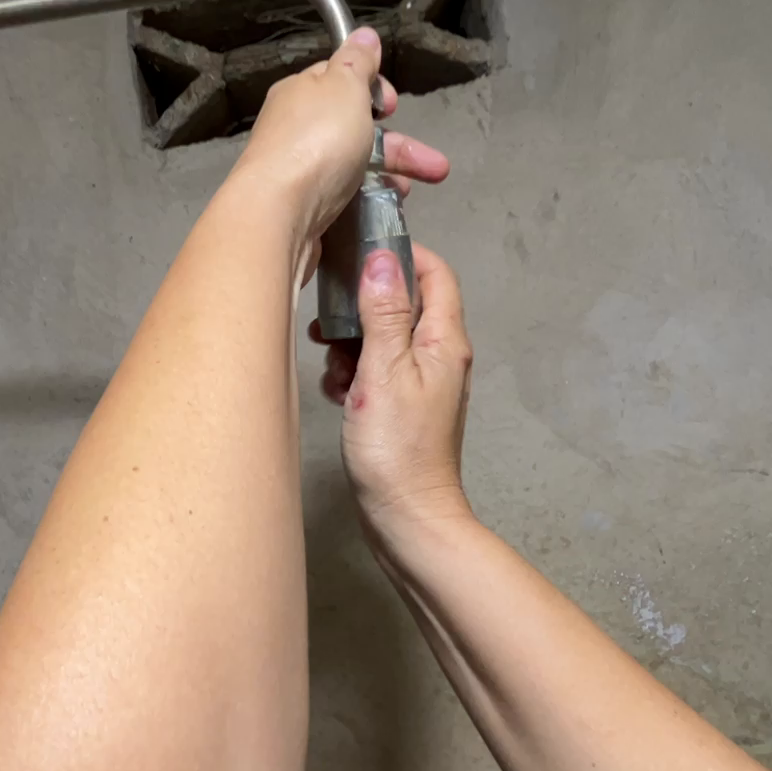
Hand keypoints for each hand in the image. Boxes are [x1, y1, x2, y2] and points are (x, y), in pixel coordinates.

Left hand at [228, 26, 450, 246]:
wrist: (277, 217)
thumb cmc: (315, 144)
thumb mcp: (343, 86)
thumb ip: (357, 62)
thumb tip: (363, 34)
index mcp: (300, 95)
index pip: (338, 83)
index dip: (372, 90)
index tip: (392, 105)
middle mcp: (294, 133)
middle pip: (353, 132)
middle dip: (398, 147)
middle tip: (433, 166)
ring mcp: (296, 176)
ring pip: (350, 171)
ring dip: (386, 179)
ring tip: (407, 195)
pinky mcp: (299, 213)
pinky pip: (338, 203)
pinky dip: (363, 206)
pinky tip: (380, 214)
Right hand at [311, 244, 474, 533]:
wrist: (406, 516)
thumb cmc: (396, 446)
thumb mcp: (383, 371)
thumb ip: (384, 313)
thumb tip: (382, 257)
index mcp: (443, 340)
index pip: (435, 273)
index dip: (401, 255)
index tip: (358, 254)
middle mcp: (438, 356)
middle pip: (404, 304)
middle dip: (363, 307)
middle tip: (328, 322)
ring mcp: (421, 383)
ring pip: (384, 340)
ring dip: (352, 345)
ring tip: (331, 368)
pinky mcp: (402, 406)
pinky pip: (377, 372)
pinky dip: (354, 374)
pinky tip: (337, 393)